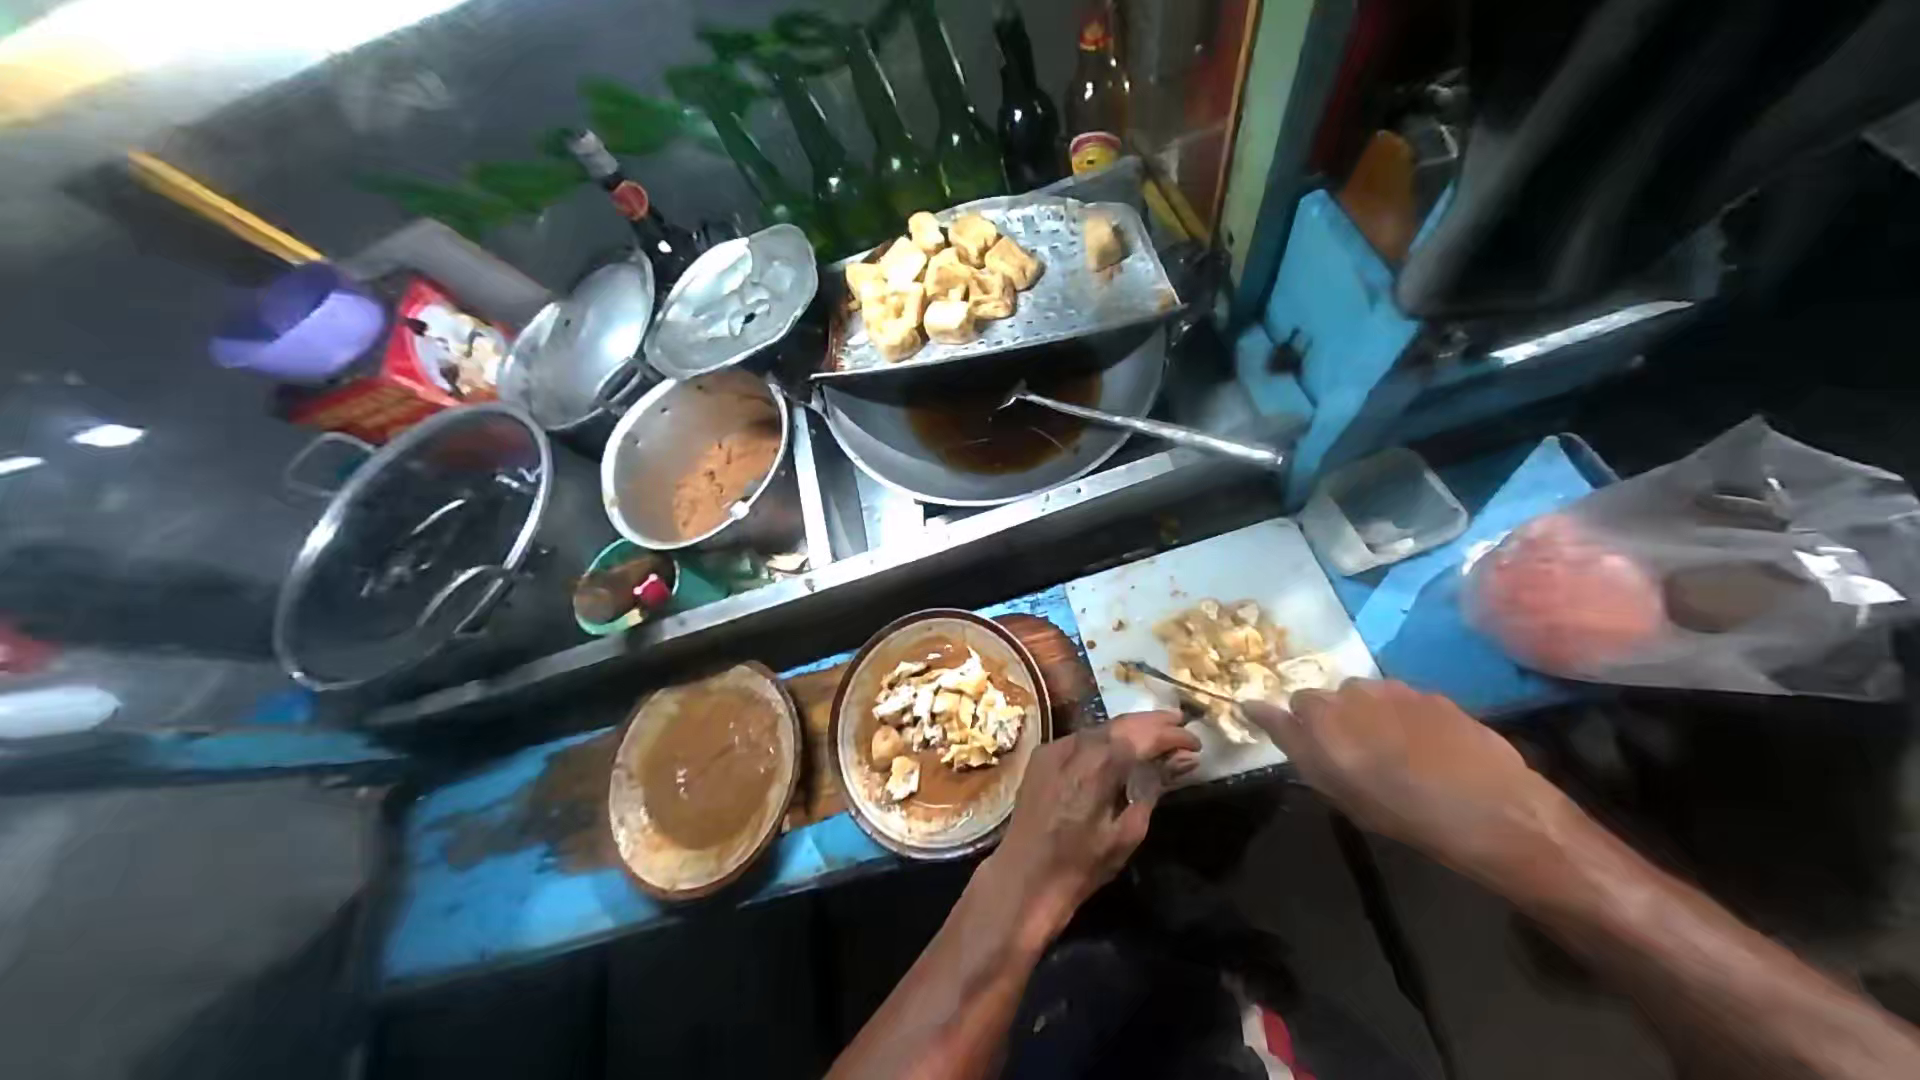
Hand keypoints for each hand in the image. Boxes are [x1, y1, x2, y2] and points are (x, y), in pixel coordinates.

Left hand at [980, 711, 1199, 948]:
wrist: (1024, 876)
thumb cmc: (1081, 865)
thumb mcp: (1127, 832)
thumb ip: (1154, 788)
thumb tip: (1183, 761)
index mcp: (1094, 768)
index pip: (1140, 736)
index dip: (1170, 736)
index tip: (1195, 743)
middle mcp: (1071, 748)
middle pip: (1118, 724)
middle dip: (1152, 722)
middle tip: (1182, 724)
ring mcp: (1052, 748)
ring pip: (1099, 727)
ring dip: (1129, 728)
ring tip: (1159, 732)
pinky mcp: (1042, 755)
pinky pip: (1081, 738)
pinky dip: (1106, 738)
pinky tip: (1122, 745)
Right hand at [1241, 680, 1570, 882]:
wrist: (1495, 812)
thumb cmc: (1404, 814)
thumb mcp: (1338, 791)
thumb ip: (1295, 744)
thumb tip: (1254, 708)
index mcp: (1320, 719)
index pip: (1283, 707)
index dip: (1292, 726)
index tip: (1300, 742)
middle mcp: (1349, 694)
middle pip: (1322, 698)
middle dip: (1329, 719)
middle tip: (1352, 755)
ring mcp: (1392, 690)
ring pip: (1361, 695)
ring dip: (1364, 714)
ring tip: (1390, 750)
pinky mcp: (1429, 693)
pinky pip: (1398, 699)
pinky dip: (1400, 716)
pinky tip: (1423, 747)